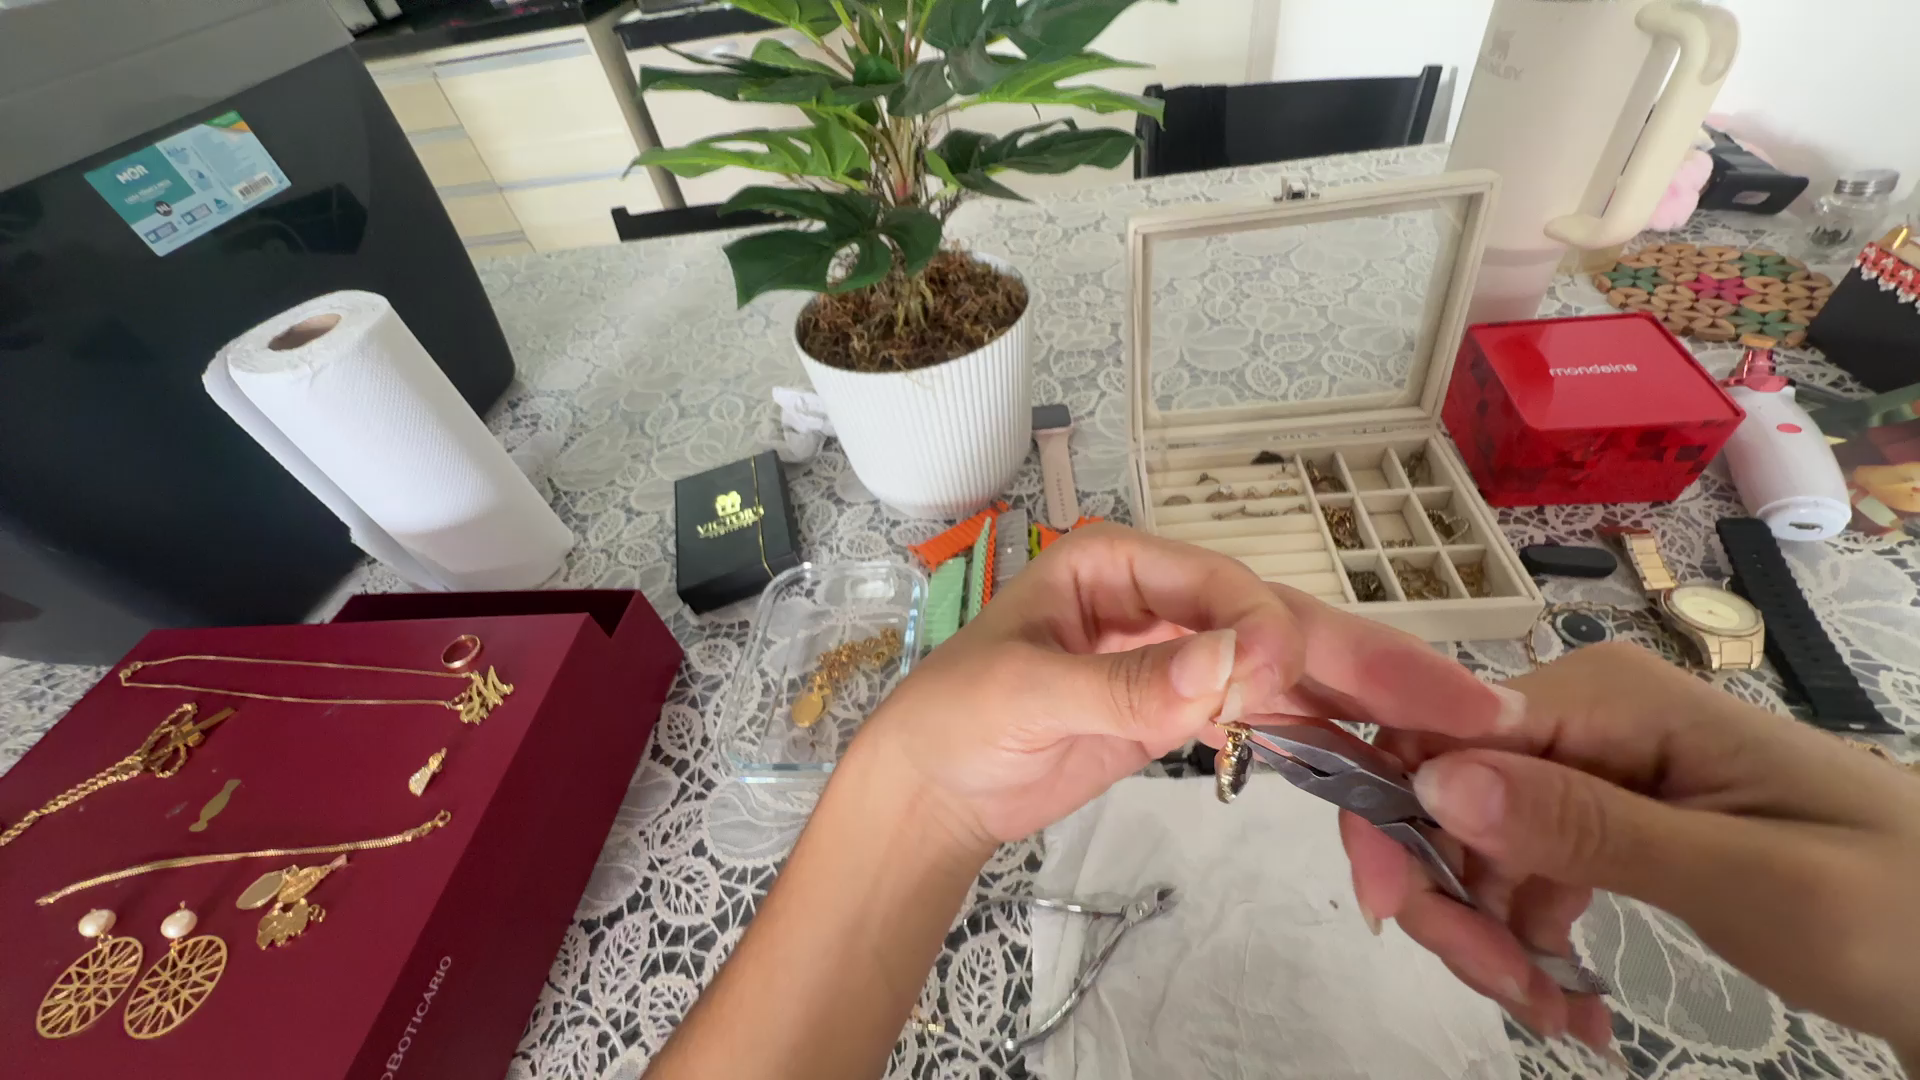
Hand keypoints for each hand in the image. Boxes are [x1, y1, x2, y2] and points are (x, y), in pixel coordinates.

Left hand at [859, 524, 1517, 849]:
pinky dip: (1315, 731)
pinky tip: (1374, 755)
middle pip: (1269, 619)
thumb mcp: (1027, 690)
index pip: (1216, 583)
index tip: (1291, 673)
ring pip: (1280, 666)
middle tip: (1463, 701)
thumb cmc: (958, 715)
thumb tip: (1232, 665)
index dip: (1263, 625)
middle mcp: (1158, 597)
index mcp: (1115, 564)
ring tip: (1451, 735)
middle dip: (1359, 659)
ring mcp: (1177, 652)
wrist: (939, 782)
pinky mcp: (1180, 705)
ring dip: (1358, 700)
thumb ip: (1125, 683)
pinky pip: (1261, 709)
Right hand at [1344, 642, 1919, 1056]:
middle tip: (1501, 989)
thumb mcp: (1760, 884)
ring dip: (1479, 919)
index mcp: (1599, 694)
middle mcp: (1570, 710)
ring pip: (1461, 828)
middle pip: (1438, 785)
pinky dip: (1512, 922)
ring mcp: (1577, 755)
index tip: (1401, 917)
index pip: (1436, 734)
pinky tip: (1554, 985)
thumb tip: (1430, 783)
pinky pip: (1506, 854)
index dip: (1395, 816)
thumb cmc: (1916, 915)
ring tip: (1543, 1006)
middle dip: (1445, 886)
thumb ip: (1589, 828)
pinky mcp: (1588, 802)